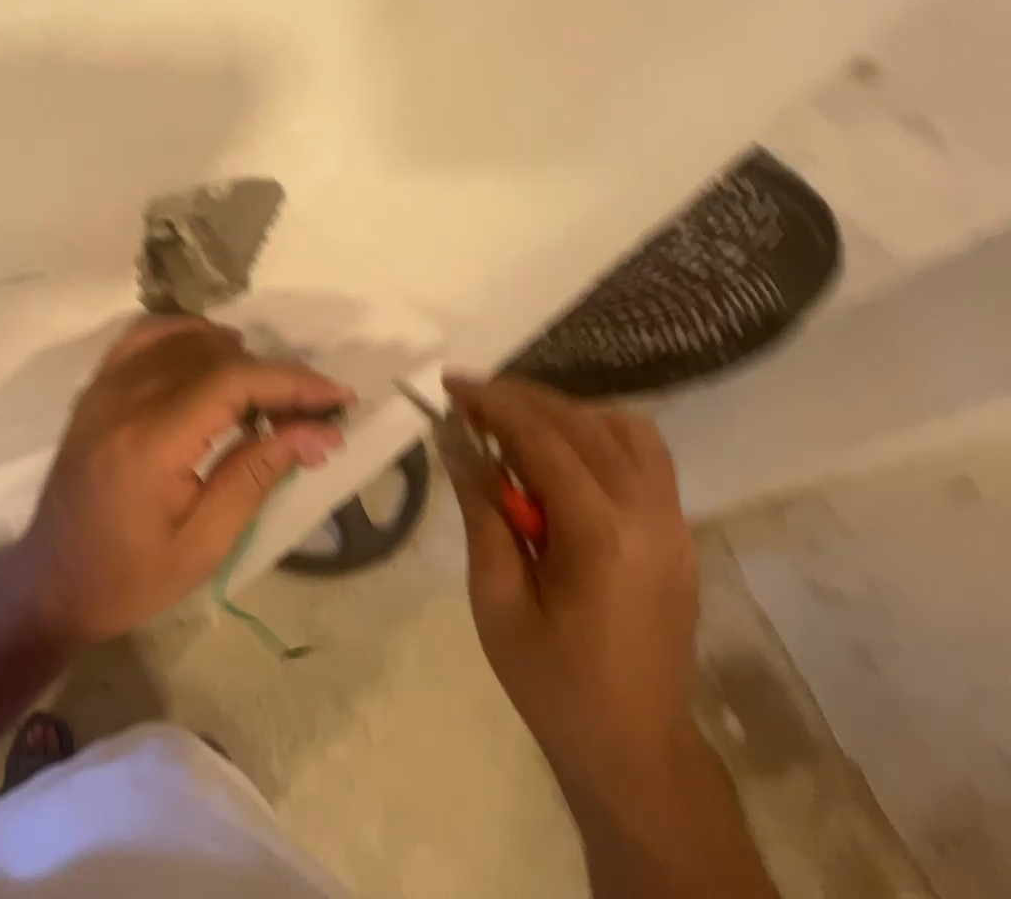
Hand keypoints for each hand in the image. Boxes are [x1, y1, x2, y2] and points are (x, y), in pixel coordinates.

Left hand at [13, 317, 354, 646]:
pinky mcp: (91, 394)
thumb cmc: (130, 578)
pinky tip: (208, 361)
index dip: (292, 383)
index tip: (339, 398)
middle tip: (306, 414)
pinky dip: (181, 338)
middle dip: (269, 374)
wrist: (51, 582)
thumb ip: (256, 475)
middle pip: (209, 354)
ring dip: (229, 354)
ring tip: (262, 395)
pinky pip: (139, 341)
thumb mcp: (204, 542)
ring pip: (176, 338)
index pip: (232, 382)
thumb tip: (320, 431)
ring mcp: (100, 392)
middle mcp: (121, 401)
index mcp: (150, 442)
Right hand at [442, 375, 702, 796]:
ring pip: (628, 433)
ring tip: (510, 423)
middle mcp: (649, 516)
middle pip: (588, 425)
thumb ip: (482, 516)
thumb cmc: (550, 679)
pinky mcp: (677, 537)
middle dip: (524, 401)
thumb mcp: (496, 600)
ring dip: (566, 414)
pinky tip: (555, 456)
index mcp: (600, 534)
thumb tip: (459, 448)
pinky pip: (644, 461)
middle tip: (468, 398)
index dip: (494, 404)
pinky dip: (598, 438)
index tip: (450, 385)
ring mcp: (674, 525)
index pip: (545, 440)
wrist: (633, 742)